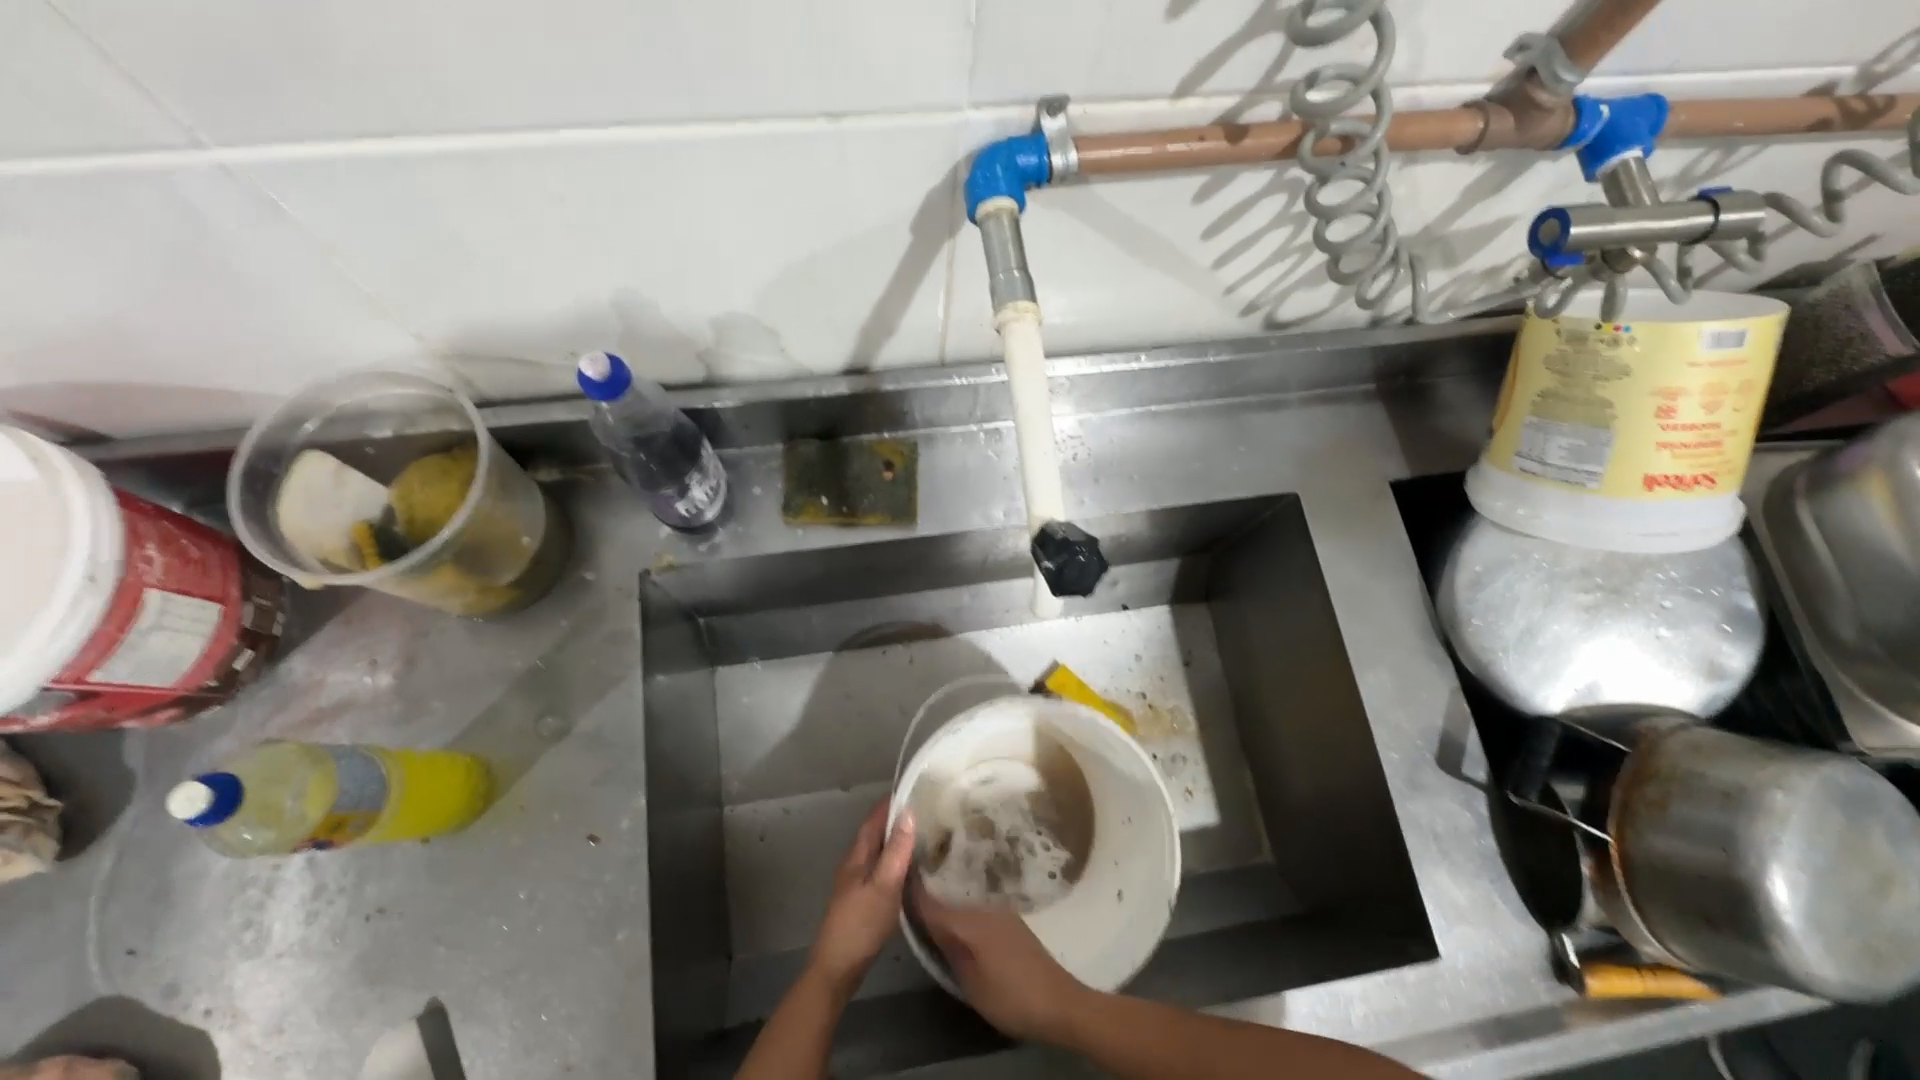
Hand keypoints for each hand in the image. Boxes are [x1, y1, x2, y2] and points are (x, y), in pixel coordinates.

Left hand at [807, 800, 915, 992]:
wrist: (837, 967)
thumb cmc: (860, 924)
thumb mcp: (884, 886)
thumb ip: (896, 851)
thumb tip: (909, 813)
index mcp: (857, 857)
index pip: (873, 820)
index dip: (890, 804)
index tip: (914, 788)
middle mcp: (855, 865)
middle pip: (875, 835)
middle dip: (897, 820)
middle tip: (927, 810)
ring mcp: (857, 884)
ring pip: (879, 853)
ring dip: (897, 842)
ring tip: (925, 835)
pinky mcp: (863, 901)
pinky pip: (882, 870)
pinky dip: (897, 863)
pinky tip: (912, 871)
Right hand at [908, 881, 1090, 1042]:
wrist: (1059, 1003)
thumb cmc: (1009, 996)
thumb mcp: (968, 980)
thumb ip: (945, 944)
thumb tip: (922, 917)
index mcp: (969, 919)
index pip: (929, 897)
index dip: (909, 886)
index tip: (892, 873)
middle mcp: (983, 905)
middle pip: (947, 886)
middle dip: (926, 881)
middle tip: (903, 879)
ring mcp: (999, 909)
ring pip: (962, 892)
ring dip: (944, 889)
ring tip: (923, 891)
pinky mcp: (1008, 917)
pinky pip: (975, 900)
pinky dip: (961, 901)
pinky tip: (954, 909)